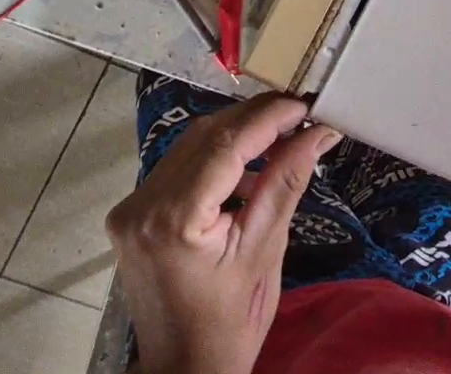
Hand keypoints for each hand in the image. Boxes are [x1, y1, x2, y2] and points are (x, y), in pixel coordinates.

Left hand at [107, 94, 341, 373]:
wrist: (183, 371)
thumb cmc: (231, 324)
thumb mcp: (266, 250)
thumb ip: (287, 182)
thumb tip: (318, 132)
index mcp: (174, 221)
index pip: (226, 145)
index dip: (269, 117)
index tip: (305, 103)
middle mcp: (142, 204)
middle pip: (206, 136)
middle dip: (256, 119)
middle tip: (300, 113)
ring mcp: (132, 206)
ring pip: (192, 145)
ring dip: (238, 135)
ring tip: (283, 137)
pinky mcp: (133, 210)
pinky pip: (180, 165)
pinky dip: (216, 158)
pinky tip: (248, 168)